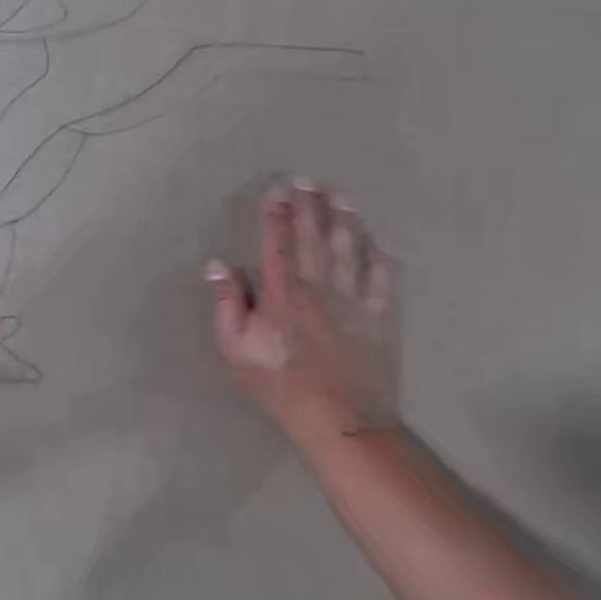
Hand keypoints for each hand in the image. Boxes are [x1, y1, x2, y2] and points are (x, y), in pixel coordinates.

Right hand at [206, 179, 396, 449]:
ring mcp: (354, 303)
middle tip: (309, 180)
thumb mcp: (234, 347)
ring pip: (350, 252)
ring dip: (345, 221)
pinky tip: (379, 243)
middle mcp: (319, 288)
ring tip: (341, 197)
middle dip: (310, 206)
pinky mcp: (380, 320)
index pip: (277, 242)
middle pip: (315, 238)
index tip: (276, 187)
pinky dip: (380, 259)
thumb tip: (218, 263)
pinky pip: (383, 282)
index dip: (275, 212)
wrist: (341, 420)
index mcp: (282, 293)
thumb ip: (225, 302)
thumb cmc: (278, 381)